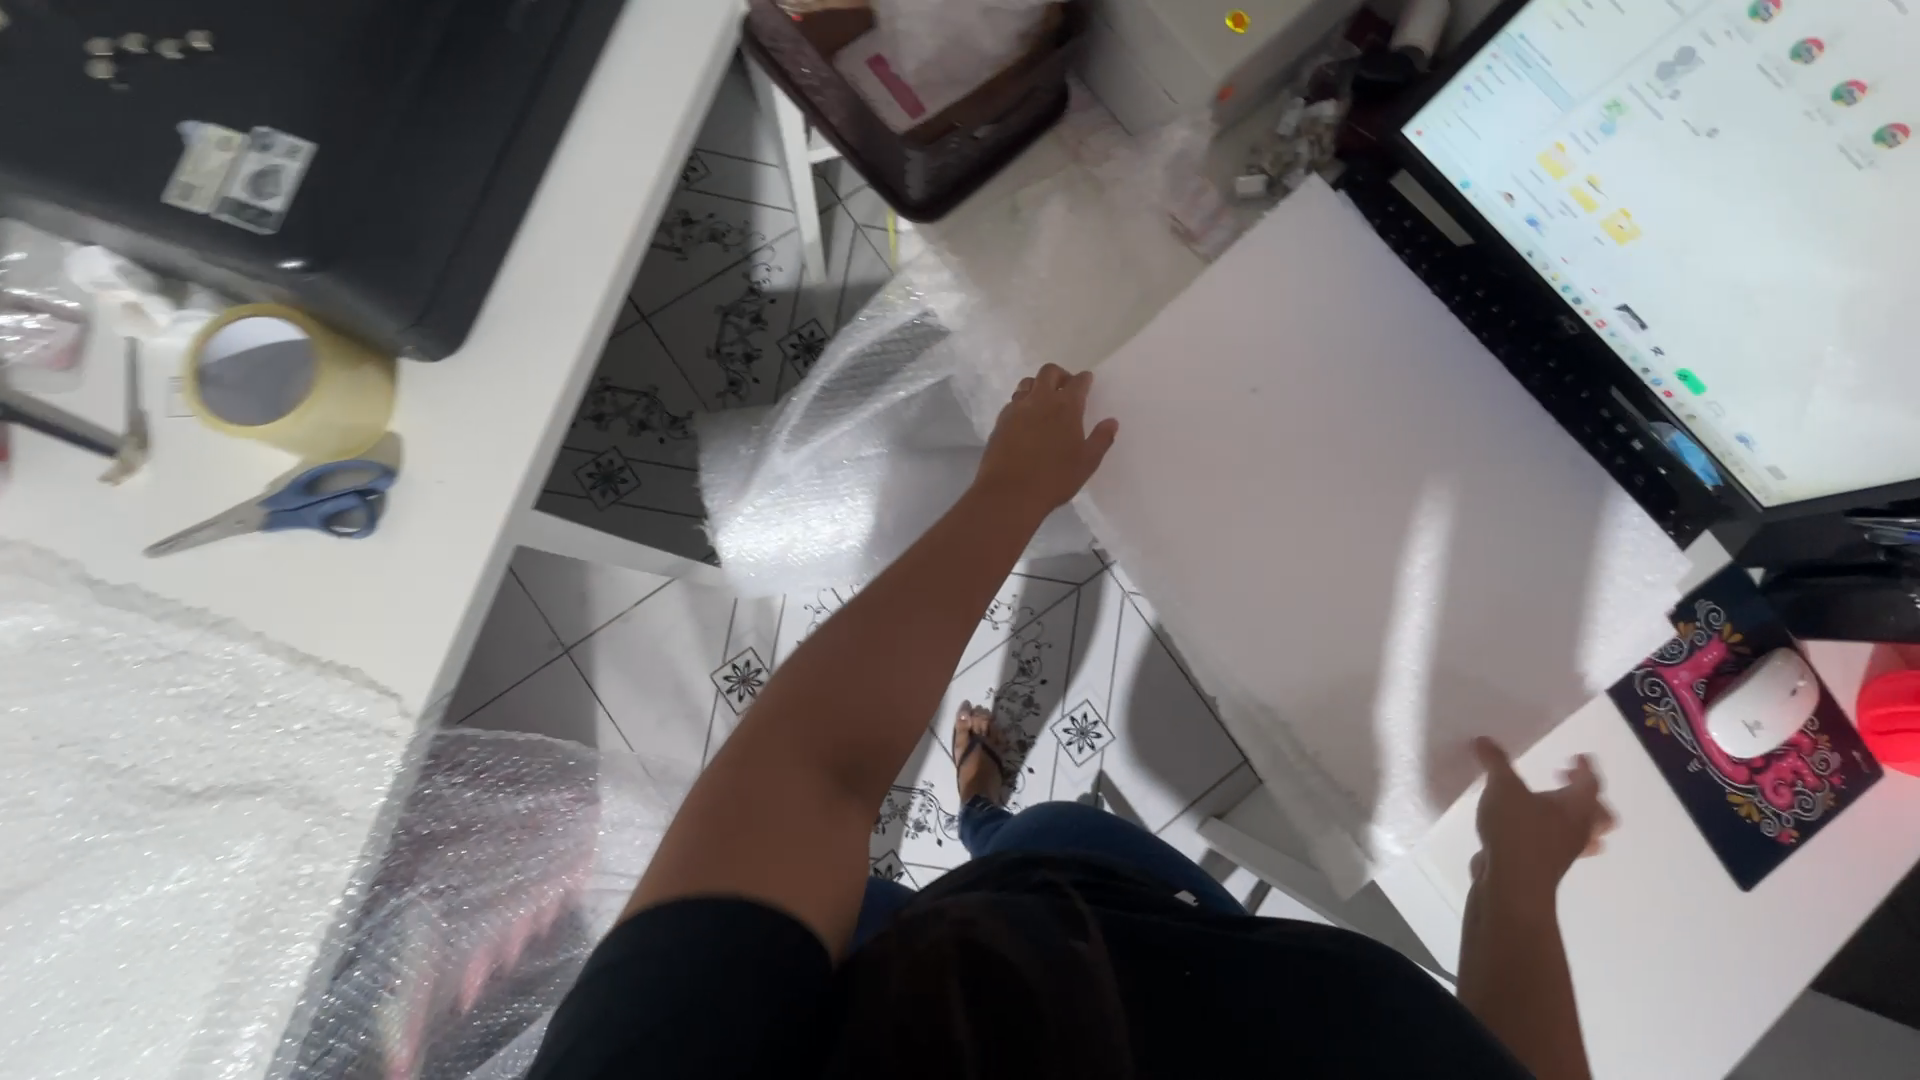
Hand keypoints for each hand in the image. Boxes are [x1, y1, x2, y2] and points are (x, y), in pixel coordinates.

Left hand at [973, 364, 1118, 521]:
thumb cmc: (1054, 479)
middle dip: (1060, 375)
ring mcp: (1016, 409)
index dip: (1084, 379)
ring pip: (1027, 383)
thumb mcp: (1087, 463)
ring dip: (1038, 386)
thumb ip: (1101, 439)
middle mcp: (1040, 400)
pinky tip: (1025, 419)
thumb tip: (1111, 422)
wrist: (1009, 493)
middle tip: (1066, 388)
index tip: (1087, 381)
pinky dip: (1022, 403)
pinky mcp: (1000, 421)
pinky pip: (1013, 402)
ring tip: (1044, 401)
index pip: (1078, 382)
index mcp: (1065, 407)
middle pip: (1049, 372)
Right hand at [1471, 737, 1614, 903]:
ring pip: (1584, 834)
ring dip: (1575, 820)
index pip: (1590, 783)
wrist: (1512, 882)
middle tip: (1565, 781)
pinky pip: (1559, 846)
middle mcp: (1578, 828)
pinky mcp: (1546, 865)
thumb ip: (1495, 762)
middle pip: (1601, 815)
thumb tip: (1484, 740)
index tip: (1580, 756)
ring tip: (1555, 810)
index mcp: (1576, 807)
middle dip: (1589, 797)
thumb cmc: (1516, 829)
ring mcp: (1565, 850)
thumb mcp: (1502, 787)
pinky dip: (1552, 836)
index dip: (1586, 768)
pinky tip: (1531, 832)